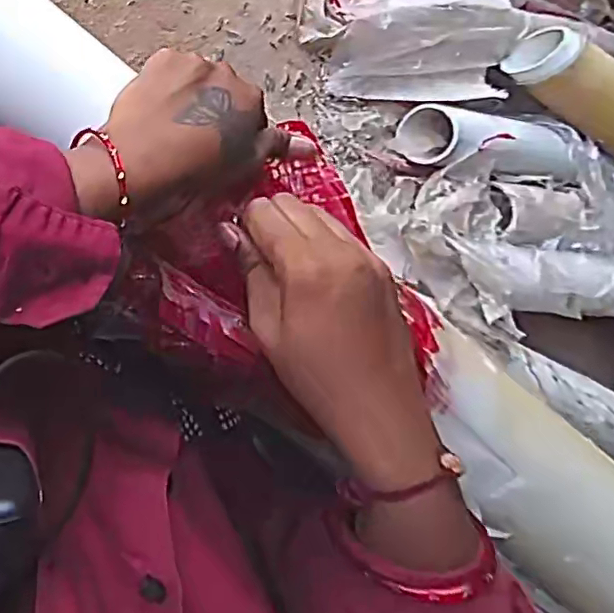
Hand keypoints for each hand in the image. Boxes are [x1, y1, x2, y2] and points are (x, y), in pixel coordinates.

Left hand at [66, 50, 315, 222]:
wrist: (132, 165)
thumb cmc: (185, 175)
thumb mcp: (237, 169)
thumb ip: (272, 149)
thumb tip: (307, 148)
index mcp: (252, 101)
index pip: (251, 112)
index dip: (232, 131)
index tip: (215, 146)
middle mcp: (227, 74)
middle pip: (224, 90)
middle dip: (212, 108)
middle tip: (190, 137)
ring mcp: (193, 63)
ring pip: (196, 77)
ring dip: (188, 93)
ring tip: (168, 123)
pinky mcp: (161, 59)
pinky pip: (169, 69)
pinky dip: (164, 82)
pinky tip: (154, 107)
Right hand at [225, 193, 437, 491]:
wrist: (381, 410)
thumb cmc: (314, 376)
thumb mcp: (266, 327)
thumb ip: (251, 271)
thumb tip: (230, 231)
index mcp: (308, 265)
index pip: (264, 210)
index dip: (244, 222)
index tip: (238, 245)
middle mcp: (342, 249)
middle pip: (291, 202)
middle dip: (268, 218)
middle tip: (257, 252)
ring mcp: (368, 256)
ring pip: (317, 211)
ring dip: (295, 224)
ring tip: (284, 260)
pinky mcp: (383, 267)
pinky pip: (341, 231)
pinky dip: (319, 236)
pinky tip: (312, 270)